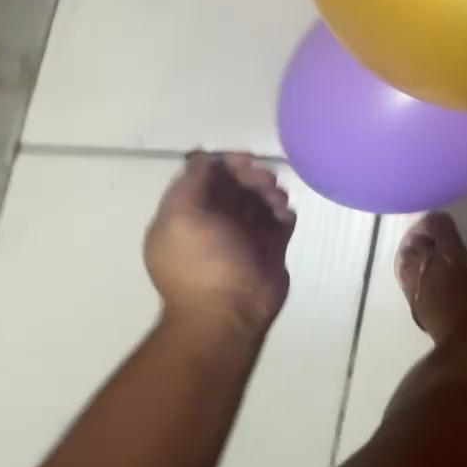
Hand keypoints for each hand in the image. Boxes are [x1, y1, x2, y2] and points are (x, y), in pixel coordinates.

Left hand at [145, 153, 295, 334]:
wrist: (231, 309)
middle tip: (265, 182)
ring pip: (261, 197)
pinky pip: (282, 217)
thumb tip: (205, 158)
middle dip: (252, 176)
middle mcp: (213, 221)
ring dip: (271, 192)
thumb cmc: (202, 262)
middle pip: (236, 184)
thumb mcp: (181, 219)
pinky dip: (285, 211)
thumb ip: (191, 184)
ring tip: (276, 203)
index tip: (246, 160)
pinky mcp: (271, 244)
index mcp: (185, 215)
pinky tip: (283, 218)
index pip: (204, 177)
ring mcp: (244, 233)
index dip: (225, 163)